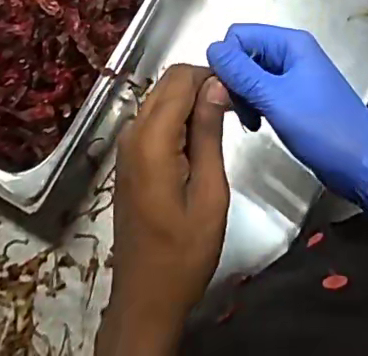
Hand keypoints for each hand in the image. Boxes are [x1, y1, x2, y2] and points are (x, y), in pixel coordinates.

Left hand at [99, 65, 231, 355]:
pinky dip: (178, 116)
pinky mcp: (129, 153)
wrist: (146, 293)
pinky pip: (155, 117)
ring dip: (191, 100)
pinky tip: (201, 140)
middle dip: (202, 84)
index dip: (210, 74)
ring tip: (223, 124)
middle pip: (167, 83)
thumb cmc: (184, 252)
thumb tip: (217, 84)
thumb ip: (210, 133)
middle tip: (235, 107)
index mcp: (151, 137)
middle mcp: (132, 129)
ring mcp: (127, 141)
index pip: (180, 79)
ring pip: (161, 97)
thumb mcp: (210, 194)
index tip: (239, 90)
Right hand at [208, 24, 367, 244]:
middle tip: (239, 111)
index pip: (238, 35)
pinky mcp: (294, 96)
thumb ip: (241, 73)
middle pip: (243, 53)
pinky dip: (255, 104)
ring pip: (249, 73)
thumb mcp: (276, 100)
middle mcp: (291, 52)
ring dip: (243, 96)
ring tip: (251, 121)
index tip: (227, 92)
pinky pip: (262, 90)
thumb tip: (211, 48)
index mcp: (290, 43)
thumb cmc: (324, 130)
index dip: (227, 61)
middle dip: (234, 80)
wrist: (367, 168)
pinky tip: (258, 124)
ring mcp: (294, 74)